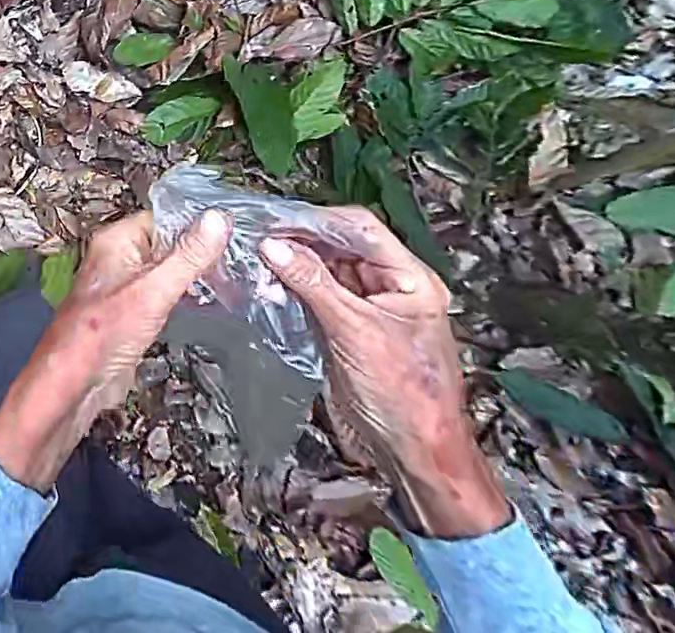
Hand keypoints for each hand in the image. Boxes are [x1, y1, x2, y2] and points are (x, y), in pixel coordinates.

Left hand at [0, 209, 230, 491]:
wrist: (75, 382)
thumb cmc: (105, 332)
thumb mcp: (155, 290)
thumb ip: (189, 255)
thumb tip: (218, 219)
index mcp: (118, 240)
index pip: (164, 218)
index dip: (196, 224)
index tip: (232, 231)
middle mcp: (119, 257)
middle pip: (167, 243)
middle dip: (199, 251)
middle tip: (238, 259)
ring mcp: (124, 284)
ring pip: (167, 269)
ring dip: (194, 274)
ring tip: (232, 279)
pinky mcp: (131, 310)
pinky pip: (163, 293)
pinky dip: (184, 295)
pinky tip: (209, 302)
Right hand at [260, 208, 509, 538]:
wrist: (414, 455)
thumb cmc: (408, 399)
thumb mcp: (356, 331)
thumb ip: (313, 284)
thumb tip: (275, 246)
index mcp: (410, 279)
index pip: (361, 229)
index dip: (319, 221)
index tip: (280, 220)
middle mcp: (389, 286)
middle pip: (339, 246)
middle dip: (301, 240)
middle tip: (263, 235)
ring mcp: (365, 306)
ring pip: (324, 269)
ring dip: (293, 263)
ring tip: (260, 257)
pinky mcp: (344, 326)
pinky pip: (314, 294)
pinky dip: (292, 287)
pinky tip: (270, 283)